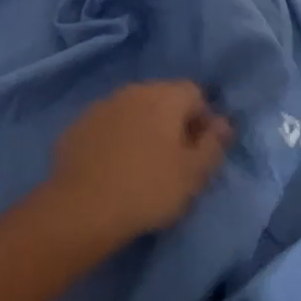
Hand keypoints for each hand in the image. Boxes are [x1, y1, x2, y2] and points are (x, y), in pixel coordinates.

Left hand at [49, 80, 232, 240]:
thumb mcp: (194, 174)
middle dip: (173, 123)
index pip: (195, 93)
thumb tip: (224, 123)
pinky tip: (114, 169)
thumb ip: (214, 144)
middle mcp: (132, 91)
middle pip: (162, 98)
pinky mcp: (76, 126)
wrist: (82, 208)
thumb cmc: (148, 189)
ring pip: (132, 111)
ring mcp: (100, 106)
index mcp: (164, 96)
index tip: (201, 151)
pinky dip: (116, 140)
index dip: (204, 119)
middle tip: (175, 160)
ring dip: (142, 129)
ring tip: (142, 166)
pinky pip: (107, 126)